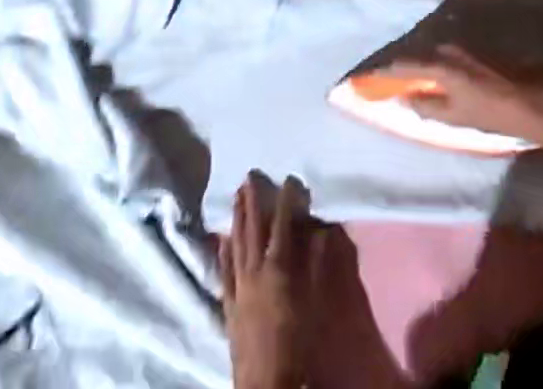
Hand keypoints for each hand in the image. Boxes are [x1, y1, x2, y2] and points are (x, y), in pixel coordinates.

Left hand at [221, 172, 323, 388]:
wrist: (264, 381)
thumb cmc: (295, 344)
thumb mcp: (312, 304)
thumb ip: (315, 265)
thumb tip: (321, 231)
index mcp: (277, 268)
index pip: (282, 225)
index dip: (286, 201)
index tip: (289, 178)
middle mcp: (253, 270)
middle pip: (252, 227)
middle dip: (252, 200)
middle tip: (250, 174)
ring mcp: (237, 284)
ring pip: (235, 241)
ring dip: (236, 216)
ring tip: (235, 194)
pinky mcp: (227, 301)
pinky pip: (223, 269)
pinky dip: (223, 250)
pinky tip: (222, 237)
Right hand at [375, 44, 542, 144]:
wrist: (537, 105)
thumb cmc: (493, 114)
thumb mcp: (454, 116)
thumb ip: (425, 106)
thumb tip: (406, 98)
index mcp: (438, 64)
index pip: (401, 66)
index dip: (382, 73)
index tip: (366, 79)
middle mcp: (447, 49)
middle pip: (415, 56)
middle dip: (400, 67)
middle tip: (388, 80)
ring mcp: (463, 48)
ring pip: (431, 55)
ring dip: (419, 66)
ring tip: (409, 80)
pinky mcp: (476, 52)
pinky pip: (445, 57)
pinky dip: (434, 66)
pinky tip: (435, 78)